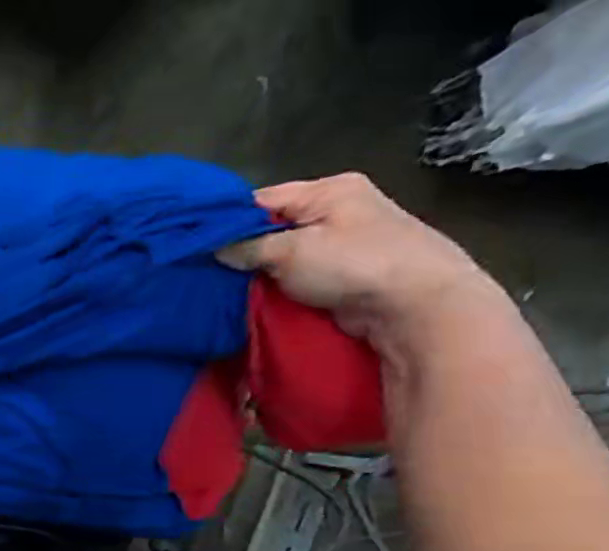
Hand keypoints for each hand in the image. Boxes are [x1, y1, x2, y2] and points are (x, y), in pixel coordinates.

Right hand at [218, 173, 512, 347]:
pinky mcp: (343, 274)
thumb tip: (214, 247)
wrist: (413, 303)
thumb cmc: (353, 264)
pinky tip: (252, 299)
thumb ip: (248, 247)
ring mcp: (342, 243)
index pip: (264, 199)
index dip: (228, 220)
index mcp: (329, 189)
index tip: (195, 244)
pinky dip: (276, 287)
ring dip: (258, 272)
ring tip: (221, 288)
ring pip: (284, 254)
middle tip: (204, 271)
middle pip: (273, 227)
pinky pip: (297, 276)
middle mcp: (337, 210)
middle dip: (242, 248)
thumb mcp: (292, 251)